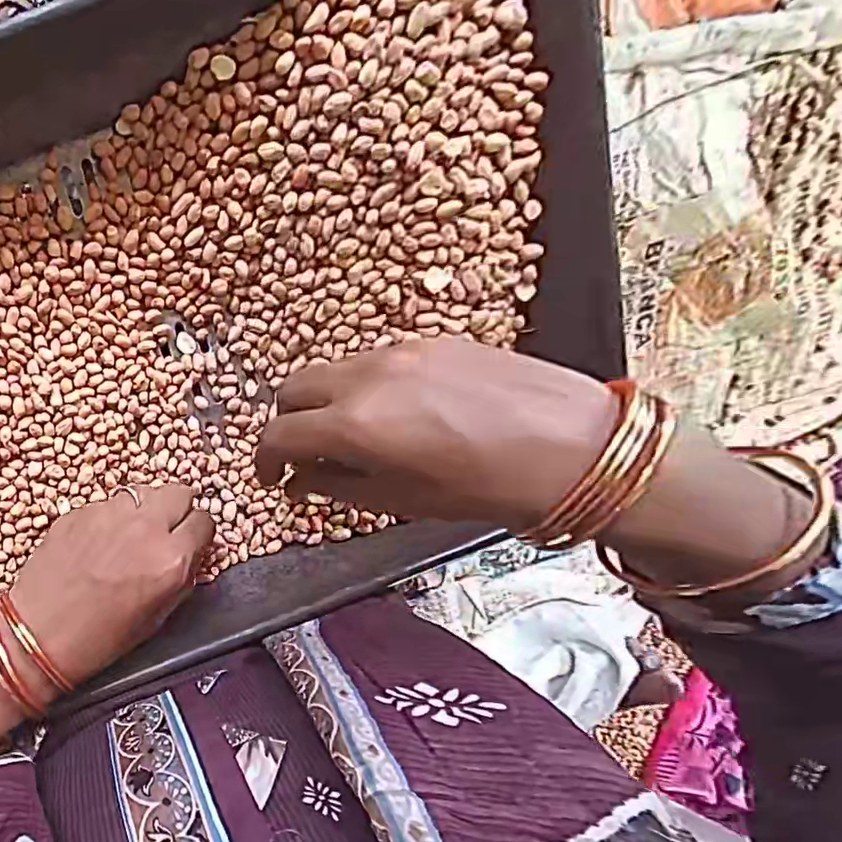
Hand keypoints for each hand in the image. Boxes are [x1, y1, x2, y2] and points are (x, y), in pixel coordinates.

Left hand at [8, 483, 215, 686]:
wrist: (38, 636)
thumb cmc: (98, 638)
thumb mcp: (158, 616)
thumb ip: (183, 575)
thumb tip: (193, 552)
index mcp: (170, 558)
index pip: (205, 521)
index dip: (198, 533)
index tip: (191, 541)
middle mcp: (144, 528)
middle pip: (179, 492)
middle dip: (178, 509)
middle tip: (167, 530)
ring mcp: (108, 515)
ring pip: (142, 491)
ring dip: (144, 509)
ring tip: (130, 536)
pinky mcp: (78, 511)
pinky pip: (107, 503)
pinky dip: (110, 518)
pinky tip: (99, 543)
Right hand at [253, 338, 617, 529]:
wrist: (577, 446)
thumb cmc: (484, 488)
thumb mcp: (398, 500)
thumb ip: (334, 485)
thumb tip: (299, 479)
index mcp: (354, 424)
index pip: (278, 434)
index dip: (264, 460)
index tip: (271, 477)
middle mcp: (365, 377)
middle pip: (292, 390)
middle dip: (287, 423)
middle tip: (304, 453)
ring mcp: (399, 351)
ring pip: (331, 371)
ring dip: (323, 402)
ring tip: (353, 433)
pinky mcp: (431, 340)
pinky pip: (372, 361)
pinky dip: (361, 387)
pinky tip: (394, 411)